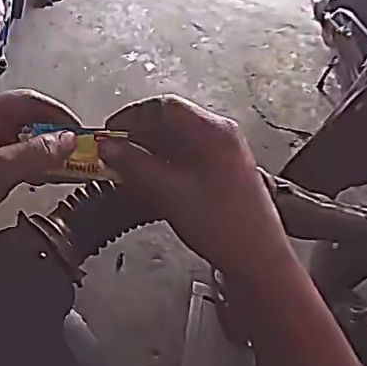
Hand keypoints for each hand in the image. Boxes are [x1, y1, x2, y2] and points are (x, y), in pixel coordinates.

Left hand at [0, 91, 80, 245]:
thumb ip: (37, 154)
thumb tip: (70, 140)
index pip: (31, 102)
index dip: (60, 116)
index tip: (83, 133)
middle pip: (29, 120)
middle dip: (55, 136)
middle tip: (80, 154)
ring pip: (23, 140)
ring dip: (44, 153)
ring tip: (66, 168)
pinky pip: (13, 157)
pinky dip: (30, 166)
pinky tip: (44, 178)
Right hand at [97, 95, 297, 279]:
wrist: (257, 258)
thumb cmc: (225, 226)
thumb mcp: (169, 192)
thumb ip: (134, 165)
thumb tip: (109, 148)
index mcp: (213, 132)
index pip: (164, 107)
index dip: (131, 117)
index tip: (110, 133)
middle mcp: (221, 137)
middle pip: (171, 123)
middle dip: (138, 137)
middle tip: (114, 153)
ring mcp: (224, 155)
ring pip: (177, 143)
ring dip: (149, 154)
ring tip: (127, 171)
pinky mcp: (222, 174)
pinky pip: (186, 160)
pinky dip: (164, 167)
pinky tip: (149, 184)